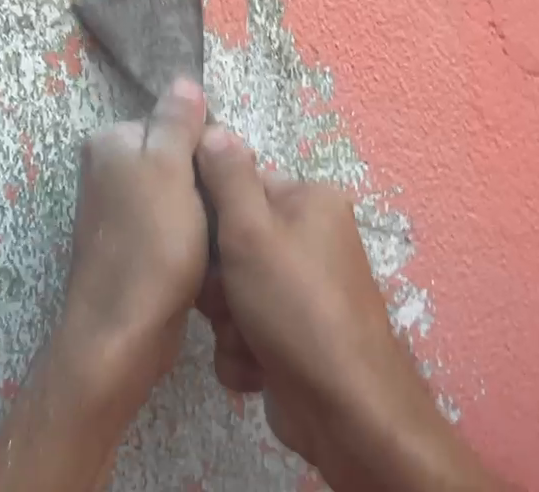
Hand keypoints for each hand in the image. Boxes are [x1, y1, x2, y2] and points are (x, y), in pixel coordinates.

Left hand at [54, 77, 211, 417]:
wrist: (123, 330)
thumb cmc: (151, 243)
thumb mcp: (171, 170)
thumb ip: (177, 122)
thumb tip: (184, 80)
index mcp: (110, 142)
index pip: (172, 122)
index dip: (207, 145)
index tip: (229, 175)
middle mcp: (107, 169)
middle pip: (177, 158)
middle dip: (207, 181)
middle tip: (230, 210)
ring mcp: (117, 210)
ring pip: (180, 195)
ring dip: (205, 212)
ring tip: (222, 236)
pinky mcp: (131, 245)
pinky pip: (172, 226)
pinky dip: (192, 237)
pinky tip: (208, 258)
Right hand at [196, 125, 501, 491]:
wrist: (345, 412)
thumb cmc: (296, 306)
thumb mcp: (251, 230)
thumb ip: (227, 176)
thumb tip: (213, 125)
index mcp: (309, 200)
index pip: (236, 183)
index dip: (208, 211)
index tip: (194, 237)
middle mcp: (309, 238)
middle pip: (229, 240)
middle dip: (217, 278)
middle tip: (225, 298)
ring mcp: (302, 289)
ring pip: (231, 288)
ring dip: (226, 318)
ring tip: (244, 336)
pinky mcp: (293, 333)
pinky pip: (245, 326)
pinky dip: (243, 348)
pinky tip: (257, 365)